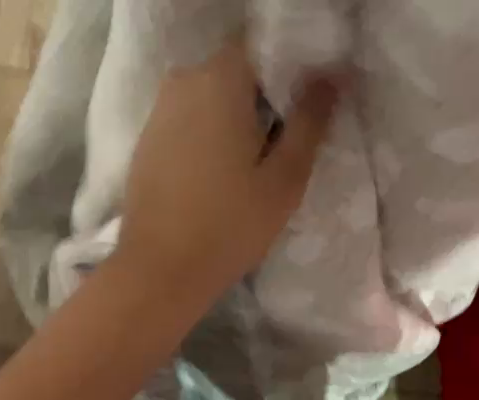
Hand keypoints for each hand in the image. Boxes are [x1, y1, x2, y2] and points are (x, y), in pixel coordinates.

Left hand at [114, 42, 340, 310]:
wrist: (160, 271)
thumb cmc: (229, 226)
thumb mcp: (284, 180)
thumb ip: (309, 123)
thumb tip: (331, 77)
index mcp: (221, 79)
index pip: (262, 49)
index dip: (288, 73)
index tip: (304, 110)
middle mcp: (184, 80)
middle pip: (234, 73)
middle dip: (261, 99)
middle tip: (283, 145)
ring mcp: (160, 111)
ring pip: (209, 99)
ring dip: (233, 121)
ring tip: (252, 166)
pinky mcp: (147, 142)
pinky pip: (187, 123)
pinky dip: (207, 138)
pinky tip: (219, 178)